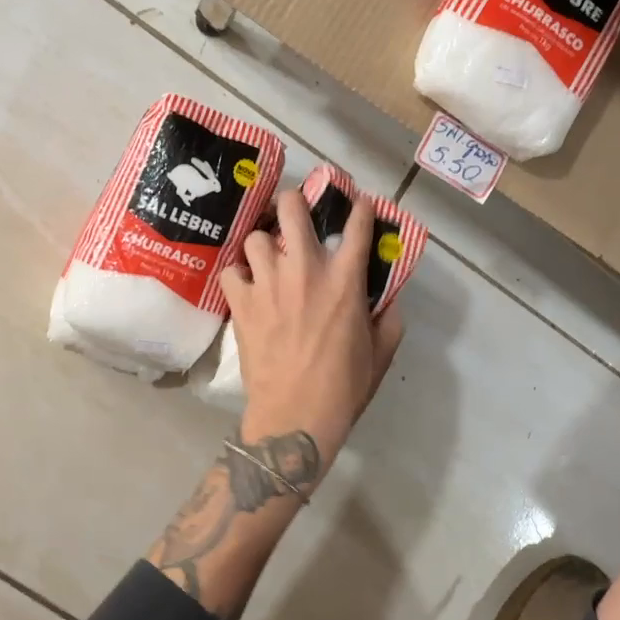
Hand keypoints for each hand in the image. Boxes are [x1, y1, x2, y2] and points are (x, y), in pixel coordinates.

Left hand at [220, 190, 404, 470]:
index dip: (359, 206)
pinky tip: (246, 285)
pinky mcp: (241, 302)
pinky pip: (230, 270)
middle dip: (295, 201)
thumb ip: (389, 317)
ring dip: (263, 244)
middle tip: (296, 213)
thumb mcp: (381, 352)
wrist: (295, 418)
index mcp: (345, 279)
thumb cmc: (344, 387)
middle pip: (292, 207)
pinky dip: (237, 274)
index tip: (357, 204)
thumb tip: (388, 297)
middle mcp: (305, 269)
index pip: (357, 224)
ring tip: (268, 258)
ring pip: (255, 236)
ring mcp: (268, 282)